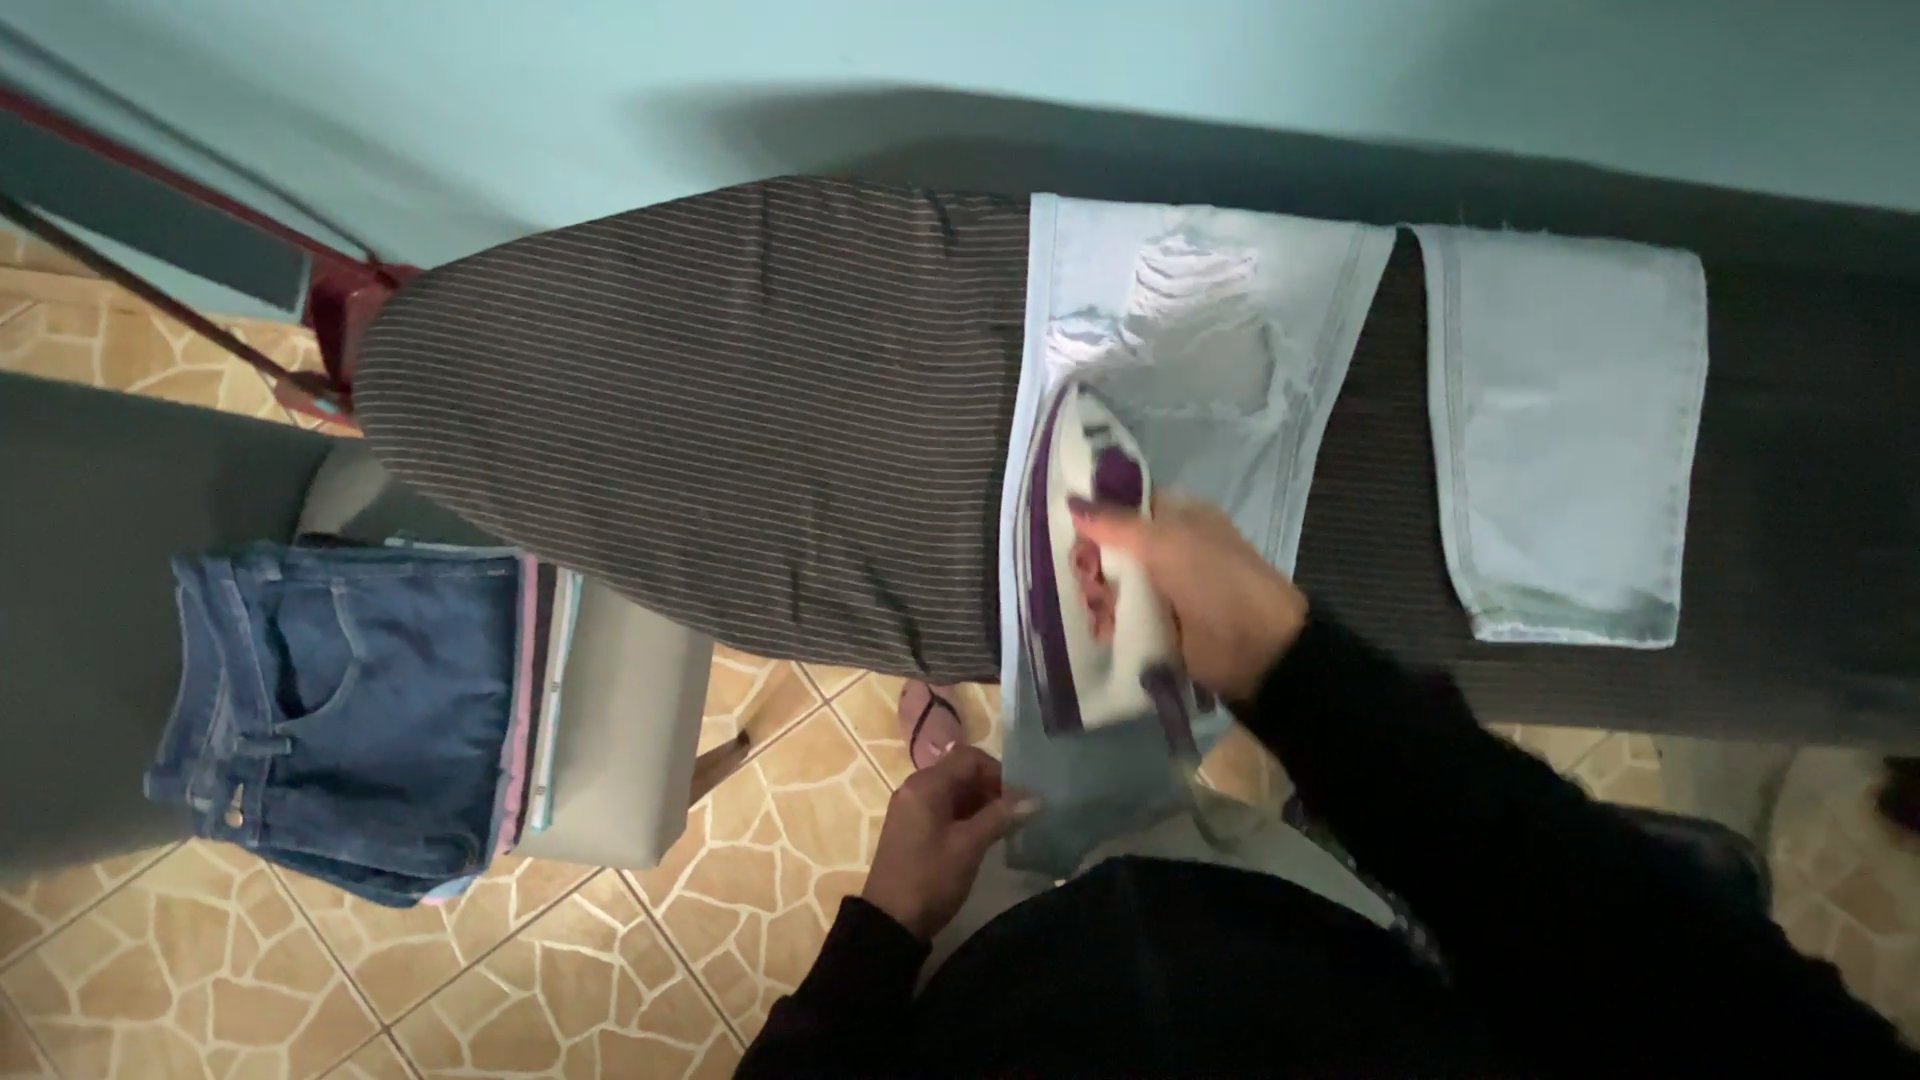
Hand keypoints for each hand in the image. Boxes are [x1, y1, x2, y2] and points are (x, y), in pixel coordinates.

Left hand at [861, 745, 1036, 940]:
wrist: (889, 922)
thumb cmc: (930, 878)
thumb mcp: (969, 846)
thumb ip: (1001, 817)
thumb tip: (1035, 798)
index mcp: (926, 784)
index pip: (969, 758)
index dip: (998, 772)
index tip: (1018, 798)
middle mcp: (915, 787)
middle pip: (960, 771)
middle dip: (991, 788)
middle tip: (1015, 814)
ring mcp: (911, 807)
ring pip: (953, 790)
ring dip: (980, 802)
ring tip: (1004, 826)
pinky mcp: (911, 826)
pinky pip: (942, 807)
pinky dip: (964, 814)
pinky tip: (982, 835)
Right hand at [1071, 491, 1307, 700]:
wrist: (1256, 647)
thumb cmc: (1216, 579)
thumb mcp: (1166, 542)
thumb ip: (1116, 523)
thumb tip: (1072, 502)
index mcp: (1177, 518)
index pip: (1124, 507)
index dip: (1096, 515)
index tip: (1073, 530)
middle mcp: (1165, 550)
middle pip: (1109, 548)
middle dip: (1090, 562)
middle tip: (1087, 577)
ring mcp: (1159, 589)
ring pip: (1108, 584)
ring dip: (1095, 594)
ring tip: (1097, 606)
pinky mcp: (1153, 625)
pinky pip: (1116, 617)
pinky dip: (1104, 621)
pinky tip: (1102, 627)